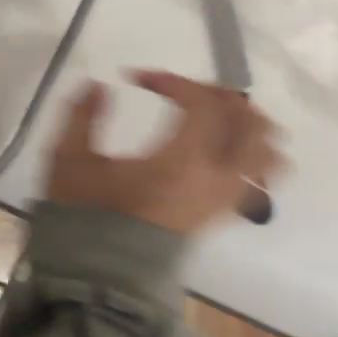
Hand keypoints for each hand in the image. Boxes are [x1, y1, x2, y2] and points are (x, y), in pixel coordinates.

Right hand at [45, 70, 283, 235]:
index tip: (136, 77)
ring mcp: (229, 194)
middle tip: (178, 90)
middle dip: (216, 96)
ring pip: (269, 149)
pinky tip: (213, 144)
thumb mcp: (68, 156)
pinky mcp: (227, 206)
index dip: (173, 82)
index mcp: (179, 161)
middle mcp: (217, 176)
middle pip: (250, 123)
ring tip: (206, 113)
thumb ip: (82, 116)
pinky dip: (249, 149)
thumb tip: (96, 85)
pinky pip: (262, 173)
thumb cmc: (84, 206)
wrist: (104, 259)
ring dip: (244, 122)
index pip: (203, 106)